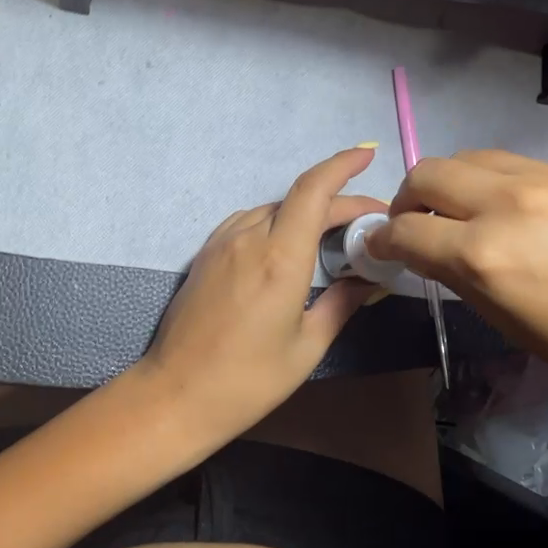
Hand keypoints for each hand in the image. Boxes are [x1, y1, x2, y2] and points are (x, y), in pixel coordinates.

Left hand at [137, 146, 384, 439]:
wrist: (177, 393)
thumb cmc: (248, 379)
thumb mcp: (307, 347)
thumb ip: (341, 304)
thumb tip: (370, 280)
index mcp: (280, 258)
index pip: (314, 191)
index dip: (342, 165)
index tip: (368, 155)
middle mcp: (249, 238)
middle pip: (297, 199)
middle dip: (337, 201)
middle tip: (369, 223)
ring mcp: (221, 243)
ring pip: (271, 209)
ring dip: (304, 212)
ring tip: (334, 235)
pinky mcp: (205, 255)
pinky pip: (247, 222)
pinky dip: (276, 222)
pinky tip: (287, 246)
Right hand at [366, 151, 547, 450]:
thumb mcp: (520, 329)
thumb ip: (466, 281)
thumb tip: (431, 255)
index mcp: (487, 254)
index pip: (405, 230)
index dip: (383, 242)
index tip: (379, 251)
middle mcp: (509, 201)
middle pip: (428, 173)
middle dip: (408, 200)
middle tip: (415, 228)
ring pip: (470, 158)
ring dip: (450, 183)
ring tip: (463, 216)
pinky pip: (515, 164)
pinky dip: (494, 182)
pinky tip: (518, 215)